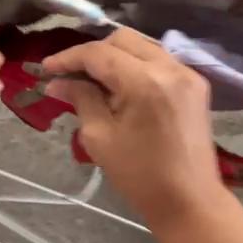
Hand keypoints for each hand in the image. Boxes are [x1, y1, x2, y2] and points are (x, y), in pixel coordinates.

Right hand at [42, 30, 227, 222]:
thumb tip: (58, 83)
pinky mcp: (195, 85)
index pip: (99, 54)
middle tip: (71, 74)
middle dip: (93, 53)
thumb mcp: (100, 138)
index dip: (69, 58)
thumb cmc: (140, 175)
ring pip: (143, 47)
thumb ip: (80, 100)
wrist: (190, 202)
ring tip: (94, 80)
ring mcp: (187, 74)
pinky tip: (122, 87)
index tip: (46, 68)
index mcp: (145, 81)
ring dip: (115, 57)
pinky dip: (136, 66)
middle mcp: (170, 68)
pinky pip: (159, 61)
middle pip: (123, 40)